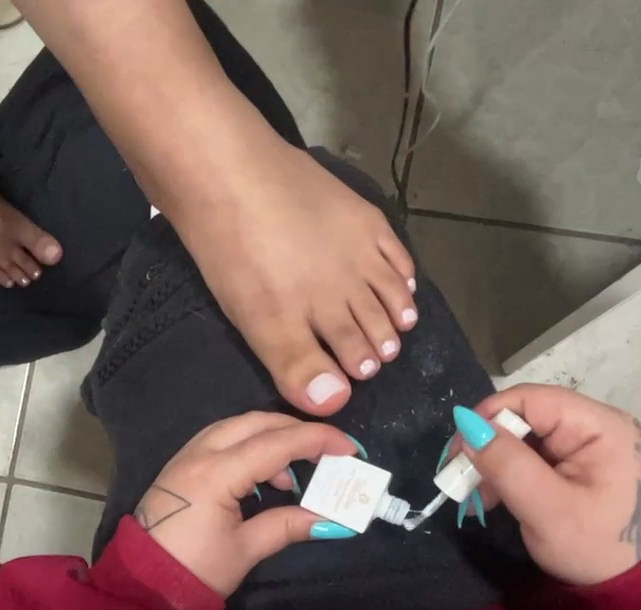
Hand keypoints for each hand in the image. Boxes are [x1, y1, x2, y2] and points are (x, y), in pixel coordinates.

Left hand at [134, 412, 358, 596]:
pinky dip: (247, 447)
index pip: (276, 442)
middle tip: (327, 453)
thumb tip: (334, 518)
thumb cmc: (193, 571)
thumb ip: (288, 525)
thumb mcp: (245, 550)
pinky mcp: (178, 469)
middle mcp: (197, 454)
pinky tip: (262, 477)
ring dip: (269, 438)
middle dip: (295, 431)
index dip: (318, 441)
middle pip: (255, 422)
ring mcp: (184, 458)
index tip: (351, 449)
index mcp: (215, 473)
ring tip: (292, 476)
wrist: (140, 587)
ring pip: (235, 428)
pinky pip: (219, 442)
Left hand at [172, 138, 417, 415]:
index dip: (360, 365)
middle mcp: (352, 283)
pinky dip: (402, 271)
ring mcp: (360, 245)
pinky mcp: (360, 213)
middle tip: (386, 356)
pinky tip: (406, 278)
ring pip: (389, 288)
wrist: (235, 175)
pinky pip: (393, 250)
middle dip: (381, 342)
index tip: (366, 376)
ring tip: (402, 327)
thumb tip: (338, 403)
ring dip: (396, 311)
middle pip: (375, 320)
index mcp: (324, 314)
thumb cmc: (238, 258)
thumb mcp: (260, 324)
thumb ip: (297, 364)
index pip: (353, 349)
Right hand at [455, 385, 640, 586]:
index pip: (531, 399)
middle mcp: (598, 426)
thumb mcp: (546, 509)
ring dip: (495, 463)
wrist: (638, 586)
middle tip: (461, 480)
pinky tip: (495, 498)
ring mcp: (591, 446)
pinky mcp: (583, 465)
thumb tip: (467, 426)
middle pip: (527, 417)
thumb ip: (507, 465)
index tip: (458, 454)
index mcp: (600, 427)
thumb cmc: (597, 547)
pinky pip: (536, 457)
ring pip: (526, 438)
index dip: (487, 418)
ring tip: (476, 497)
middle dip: (488, 445)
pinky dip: (510, 474)